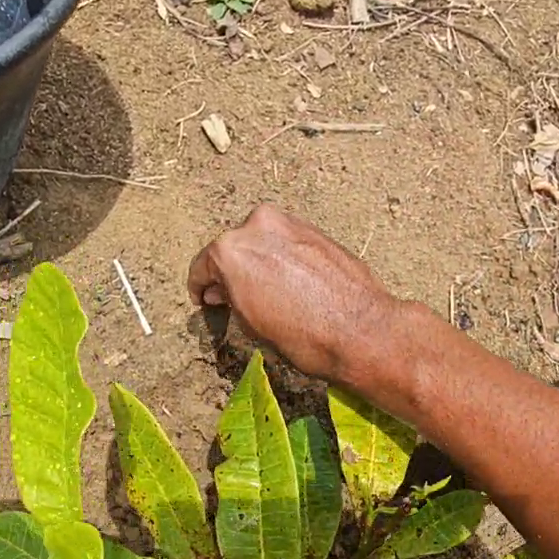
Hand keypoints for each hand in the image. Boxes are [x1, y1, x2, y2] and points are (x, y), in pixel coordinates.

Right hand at [187, 205, 407, 386]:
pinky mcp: (315, 229)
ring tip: (265, 293)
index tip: (204, 299)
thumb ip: (230, 298)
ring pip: (260, 243)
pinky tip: (290, 285)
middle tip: (233, 299)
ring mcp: (288, 223)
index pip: (202, 267)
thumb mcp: (250, 324)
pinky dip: (281, 259)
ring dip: (257, 263)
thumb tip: (222, 290)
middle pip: (232, 250)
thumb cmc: (302, 335)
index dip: (200, 288)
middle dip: (230, 272)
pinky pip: (285, 243)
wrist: (359, 330)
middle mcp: (256, 226)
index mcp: (229, 250)